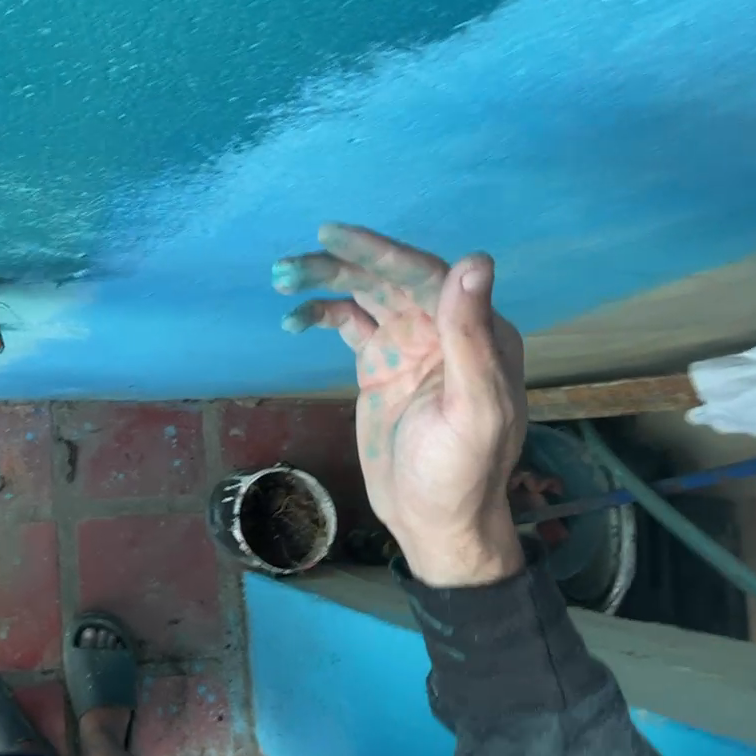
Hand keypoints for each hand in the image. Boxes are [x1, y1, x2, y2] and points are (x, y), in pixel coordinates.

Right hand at [273, 223, 527, 586]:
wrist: (432, 519)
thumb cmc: (459, 473)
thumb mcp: (472, 410)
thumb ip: (470, 337)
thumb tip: (473, 262)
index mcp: (475, 332)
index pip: (422, 275)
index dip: (377, 251)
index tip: (331, 235)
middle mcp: (441, 328)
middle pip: (386, 279)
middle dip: (337, 266)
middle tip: (286, 266)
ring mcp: (407, 344)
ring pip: (363, 296)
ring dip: (323, 283)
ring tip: (280, 280)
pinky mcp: (379, 363)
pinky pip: (348, 324)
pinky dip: (320, 315)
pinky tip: (294, 321)